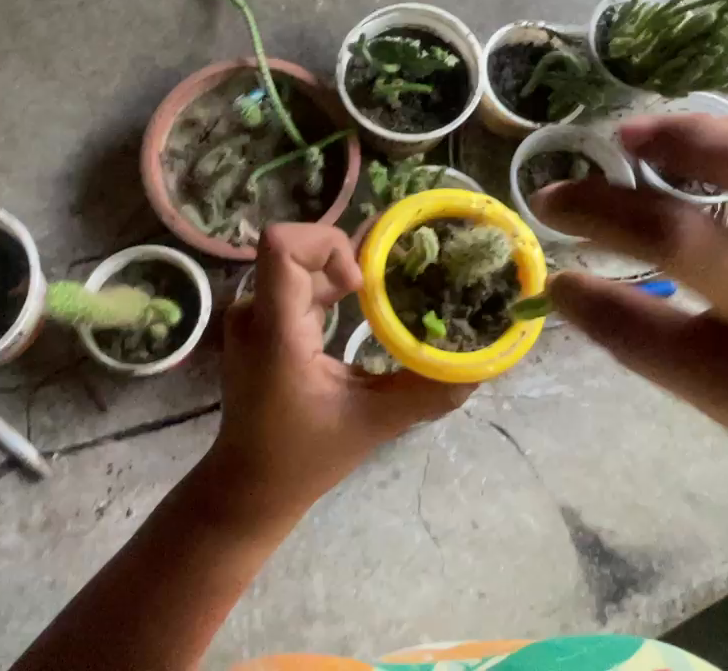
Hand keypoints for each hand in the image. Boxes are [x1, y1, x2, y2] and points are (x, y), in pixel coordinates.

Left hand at [208, 224, 474, 509]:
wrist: (249, 484)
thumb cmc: (305, 457)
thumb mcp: (372, 423)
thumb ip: (425, 393)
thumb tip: (479, 370)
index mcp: (276, 332)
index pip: (282, 247)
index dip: (327, 244)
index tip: (360, 283)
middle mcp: (255, 312)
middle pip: (295, 248)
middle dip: (345, 255)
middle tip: (385, 282)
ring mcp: (252, 315)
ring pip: (296, 261)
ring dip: (338, 270)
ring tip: (378, 291)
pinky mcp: (258, 322)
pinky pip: (292, 280)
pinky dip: (326, 283)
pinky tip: (356, 301)